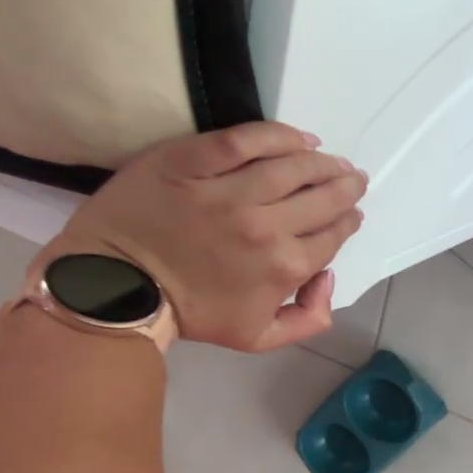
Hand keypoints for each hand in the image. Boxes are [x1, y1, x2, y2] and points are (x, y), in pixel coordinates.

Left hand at [30, 122, 367, 351]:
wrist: (118, 287)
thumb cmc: (193, 314)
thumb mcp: (262, 337)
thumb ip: (311, 317)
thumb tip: (327, 278)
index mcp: (286, 267)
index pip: (333, 234)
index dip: (348, 219)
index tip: (352, 211)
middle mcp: (265, 227)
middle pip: (321, 197)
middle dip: (345, 186)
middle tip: (353, 178)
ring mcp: (225, 192)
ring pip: (290, 166)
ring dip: (320, 161)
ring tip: (330, 157)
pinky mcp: (188, 164)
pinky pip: (241, 141)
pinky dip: (276, 136)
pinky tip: (297, 137)